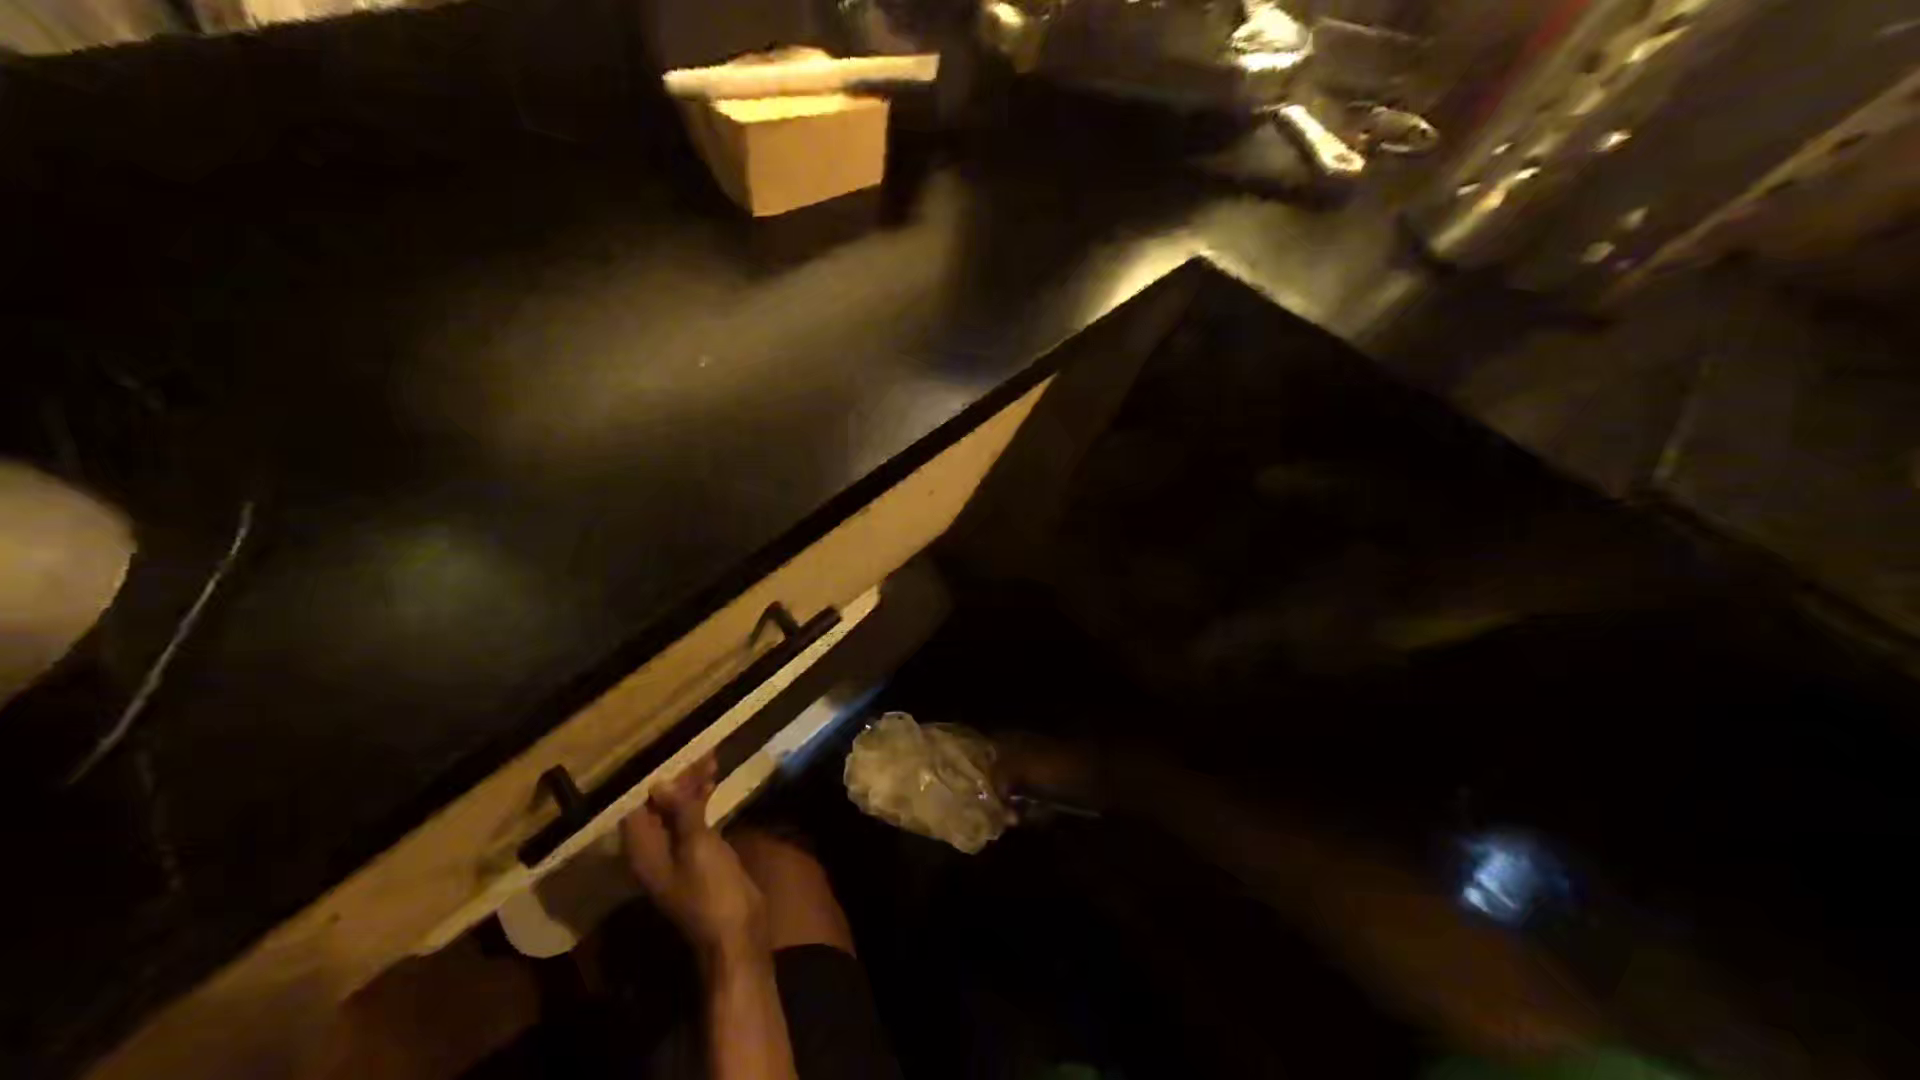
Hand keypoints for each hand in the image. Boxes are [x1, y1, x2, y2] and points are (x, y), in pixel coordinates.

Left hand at [622, 756, 768, 969]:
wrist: (737, 932)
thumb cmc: (711, 889)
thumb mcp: (697, 845)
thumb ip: (681, 812)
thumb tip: (661, 782)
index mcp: (644, 851)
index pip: (636, 806)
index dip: (650, 779)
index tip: (667, 751)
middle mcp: (654, 851)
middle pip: (658, 806)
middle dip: (676, 778)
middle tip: (698, 748)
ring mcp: (676, 854)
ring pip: (677, 811)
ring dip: (691, 786)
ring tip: (711, 757)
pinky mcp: (698, 856)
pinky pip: (693, 820)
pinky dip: (702, 800)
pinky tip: (714, 782)